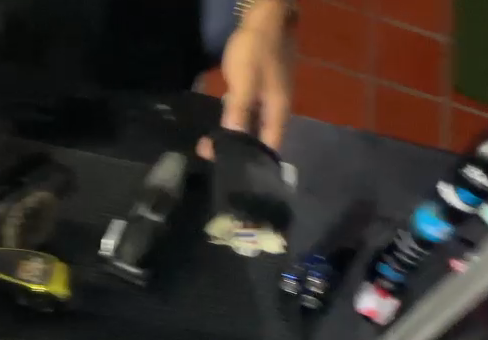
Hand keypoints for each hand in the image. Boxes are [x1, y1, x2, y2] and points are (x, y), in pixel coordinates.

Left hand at [211, 0, 294, 153]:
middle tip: (213, 160)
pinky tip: (218, 128)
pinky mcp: (258, 91)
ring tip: (210, 148)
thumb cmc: (256, 47)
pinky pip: (246, 114)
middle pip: (259, 140)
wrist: (264, 13)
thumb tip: (233, 141)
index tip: (234, 175)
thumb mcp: (244, 81)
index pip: (270, 149)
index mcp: (278, 112)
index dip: (255, 165)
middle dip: (238, 153)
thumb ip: (239, 112)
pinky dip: (233, 122)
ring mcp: (267, 100)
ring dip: (233, 138)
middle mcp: (276, 110)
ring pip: (250, 127)